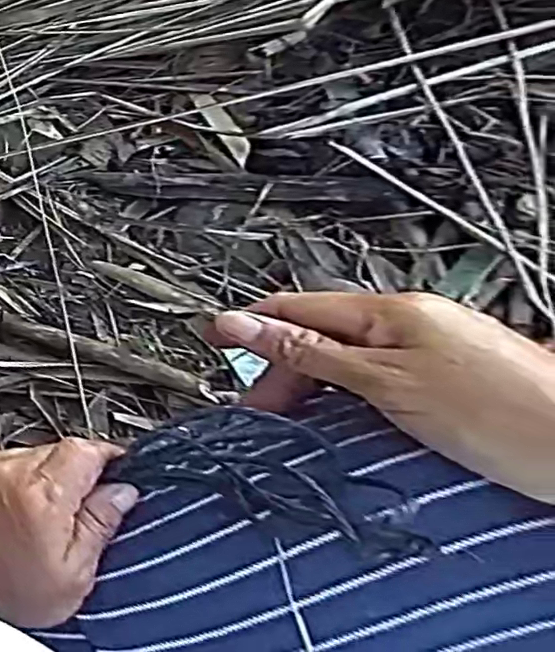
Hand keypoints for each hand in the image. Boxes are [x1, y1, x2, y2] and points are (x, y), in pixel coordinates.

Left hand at [0, 439, 138, 627]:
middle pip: (58, 449)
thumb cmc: (6, 583)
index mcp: (41, 495)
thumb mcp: (73, 571)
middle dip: (78, 473)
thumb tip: (124, 492)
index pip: (83, 450)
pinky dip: (17, 474)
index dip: (108, 456)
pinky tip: (16, 503)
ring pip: (32, 452)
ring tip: (43, 513)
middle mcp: (8, 468)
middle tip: (83, 507)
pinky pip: (5, 456)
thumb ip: (100, 524)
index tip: (122, 466)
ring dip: (46, 475)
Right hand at [211, 292, 554, 503]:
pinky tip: (361, 418)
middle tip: (263, 404)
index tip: (211, 341)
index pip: (288, 308)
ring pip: (351, 356)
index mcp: (388, 311)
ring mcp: (443, 347)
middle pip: (319, 334)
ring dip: (321, 384)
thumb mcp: (384, 384)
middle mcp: (414, 320)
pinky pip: (386, 374)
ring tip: (308, 416)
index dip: (245, 326)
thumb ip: (305, 352)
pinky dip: (360, 394)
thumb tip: (237, 323)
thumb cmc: (518, 422)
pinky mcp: (466, 378)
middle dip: (284, 368)